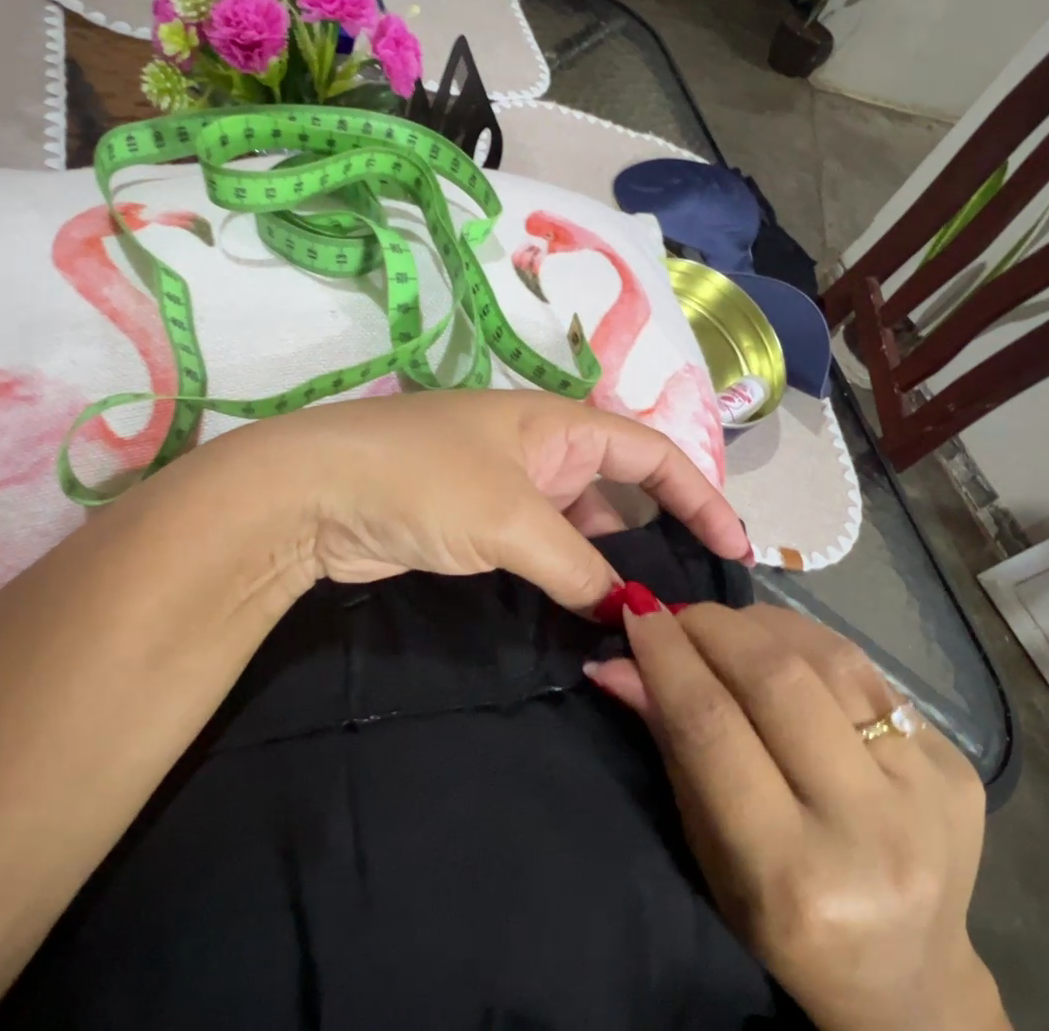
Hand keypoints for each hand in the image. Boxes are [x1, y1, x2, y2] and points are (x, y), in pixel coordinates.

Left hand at [220, 390, 750, 610]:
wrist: (313, 495)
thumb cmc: (422, 482)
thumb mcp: (513, 521)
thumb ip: (580, 569)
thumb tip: (630, 616)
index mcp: (561, 424)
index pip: (654, 454)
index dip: (702, 497)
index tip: (735, 553)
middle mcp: (542, 452)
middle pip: (622, 495)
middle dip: (658, 542)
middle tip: (693, 604)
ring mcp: (507, 492)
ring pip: (580, 533)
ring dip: (608, 572)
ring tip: (647, 623)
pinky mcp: (474, 529)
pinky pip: (540, 555)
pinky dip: (566, 583)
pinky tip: (586, 620)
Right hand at [588, 602, 1007, 1030]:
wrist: (909, 979)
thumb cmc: (781, 930)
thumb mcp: (709, 853)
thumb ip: (672, 750)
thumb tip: (618, 664)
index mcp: (792, 870)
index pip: (714, 728)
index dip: (667, 660)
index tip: (636, 616)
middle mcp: (869, 826)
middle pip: (778, 681)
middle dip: (714, 628)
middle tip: (675, 613)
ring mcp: (928, 790)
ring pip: (833, 660)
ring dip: (764, 625)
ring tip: (724, 624)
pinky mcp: (960, 764)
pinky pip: (872, 676)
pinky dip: (814, 648)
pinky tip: (783, 649)